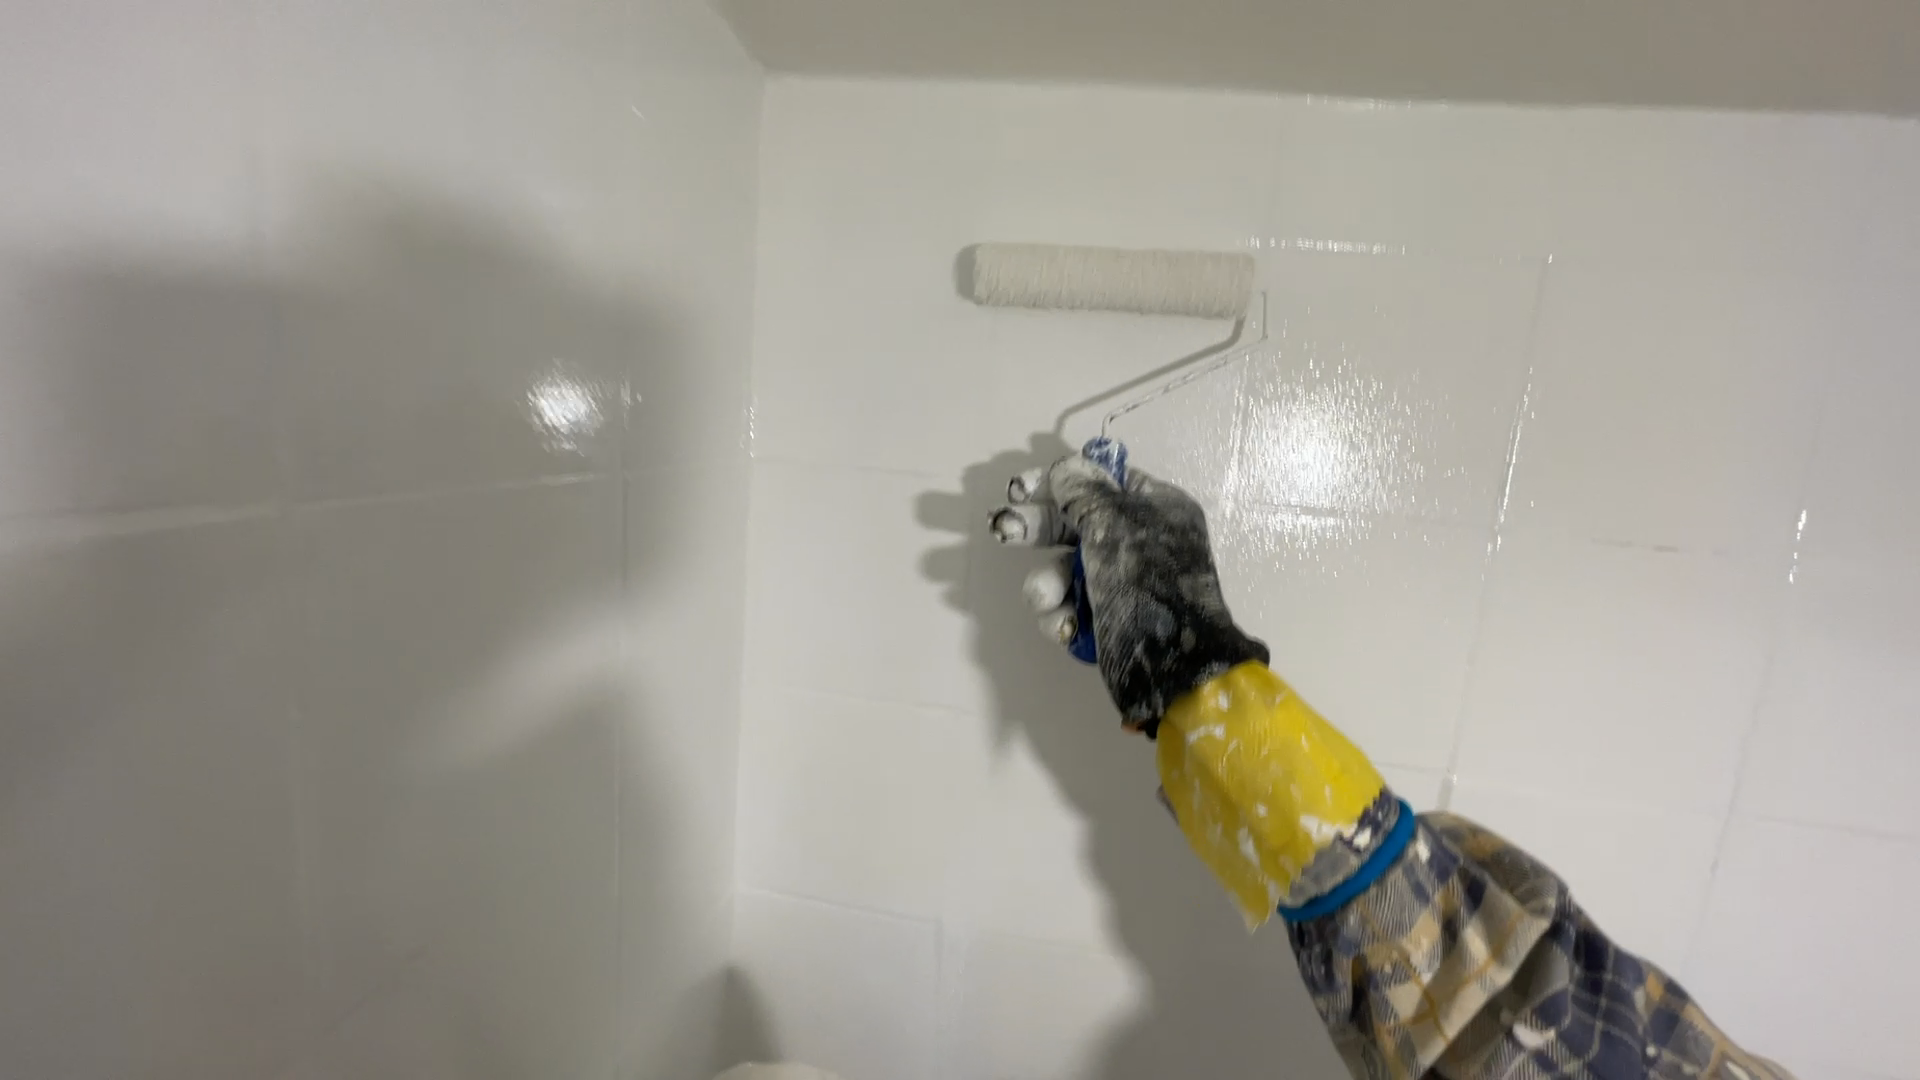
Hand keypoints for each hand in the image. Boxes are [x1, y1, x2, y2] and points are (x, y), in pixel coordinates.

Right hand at [988, 440, 1266, 734]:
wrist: (1169, 664)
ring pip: (1061, 569)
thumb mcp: (1115, 524)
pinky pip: (1066, 605)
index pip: (1099, 479)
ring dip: (1047, 583)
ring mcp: (1117, 582)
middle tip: (1003, 530)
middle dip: (1037, 530)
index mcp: (1153, 508)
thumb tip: (1063, 470)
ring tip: (1048, 599)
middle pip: (1072, 522)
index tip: (1020, 489)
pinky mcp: (1101, 618)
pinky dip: (1060, 614)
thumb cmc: (1146, 583)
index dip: (1057, 481)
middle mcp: (1135, 541)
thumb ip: (1083, 491)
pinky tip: (1065, 625)